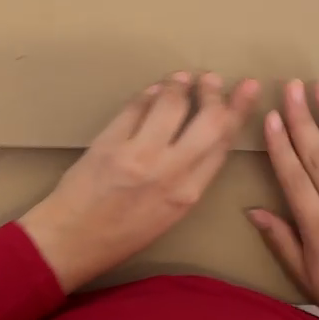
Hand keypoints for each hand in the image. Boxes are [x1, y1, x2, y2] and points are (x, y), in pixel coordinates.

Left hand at [20, 72, 260, 292]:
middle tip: (211, 79)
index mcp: (188, 194)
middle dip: (213, 91)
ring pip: (171, 102)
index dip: (239, 109)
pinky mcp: (109, 142)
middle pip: (207, 118)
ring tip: (181, 79)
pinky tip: (152, 90)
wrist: (71, 240)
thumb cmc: (119, 236)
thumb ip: (186, 179)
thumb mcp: (167, 215)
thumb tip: (197, 138)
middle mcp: (169, 172)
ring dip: (179, 83)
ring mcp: (138, 154)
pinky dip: (148, 93)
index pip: (224, 141)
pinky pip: (136, 106)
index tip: (247, 88)